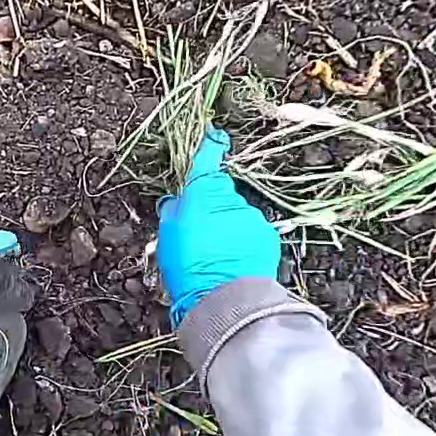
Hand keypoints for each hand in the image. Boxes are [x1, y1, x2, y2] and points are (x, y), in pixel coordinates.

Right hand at [158, 128, 279, 326]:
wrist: (223, 299)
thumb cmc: (188, 267)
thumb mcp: (167, 237)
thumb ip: (173, 212)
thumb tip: (177, 201)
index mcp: (202, 194)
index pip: (207, 159)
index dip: (210, 145)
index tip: (214, 135)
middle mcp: (231, 198)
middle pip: (220, 193)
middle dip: (212, 206)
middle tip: (198, 233)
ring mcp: (252, 217)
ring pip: (237, 214)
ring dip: (228, 227)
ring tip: (215, 255)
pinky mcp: (268, 235)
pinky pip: (252, 232)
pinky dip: (243, 242)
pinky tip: (232, 262)